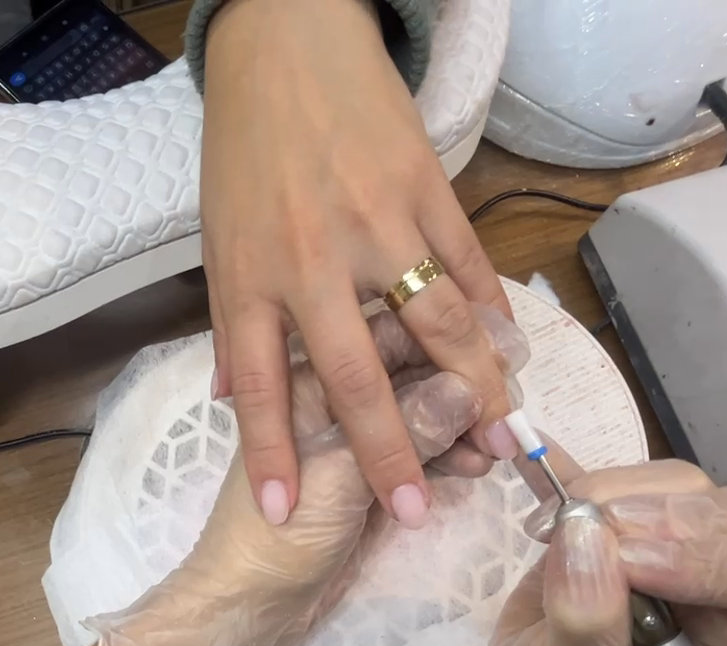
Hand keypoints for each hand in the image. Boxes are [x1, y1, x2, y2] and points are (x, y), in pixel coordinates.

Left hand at [90, 311, 491, 645]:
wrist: (251, 608)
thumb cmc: (276, 537)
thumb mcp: (338, 478)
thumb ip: (402, 430)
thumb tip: (470, 387)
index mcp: (309, 382)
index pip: (384, 342)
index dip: (443, 347)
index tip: (499, 360)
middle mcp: (334, 400)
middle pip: (410, 376)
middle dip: (461, 389)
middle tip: (509, 409)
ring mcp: (354, 440)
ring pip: (420, 415)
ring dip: (460, 428)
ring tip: (498, 449)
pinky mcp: (369, 477)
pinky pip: (418, 453)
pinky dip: (448, 456)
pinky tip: (476, 465)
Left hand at [200, 0, 523, 530]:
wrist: (287, 44)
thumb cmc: (244, 156)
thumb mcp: (217, 244)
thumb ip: (227, 326)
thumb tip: (228, 399)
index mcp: (251, 280)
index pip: (260, 387)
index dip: (271, 455)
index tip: (282, 516)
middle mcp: (313, 261)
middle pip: (355, 374)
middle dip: (387, 450)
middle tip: (417, 509)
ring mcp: (378, 223)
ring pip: (435, 322)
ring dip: (471, 388)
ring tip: (496, 439)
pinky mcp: (428, 187)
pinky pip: (467, 262)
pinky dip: (492, 312)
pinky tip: (509, 354)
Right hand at [464, 452, 726, 645]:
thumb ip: (587, 620)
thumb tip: (583, 531)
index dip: (712, 554)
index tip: (626, 566)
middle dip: (669, 511)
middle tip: (587, 533)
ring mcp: (682, 539)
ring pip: (683, 480)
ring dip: (609, 492)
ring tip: (547, 531)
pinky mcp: (627, 513)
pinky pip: (616, 472)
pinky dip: (572, 463)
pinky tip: (532, 462)